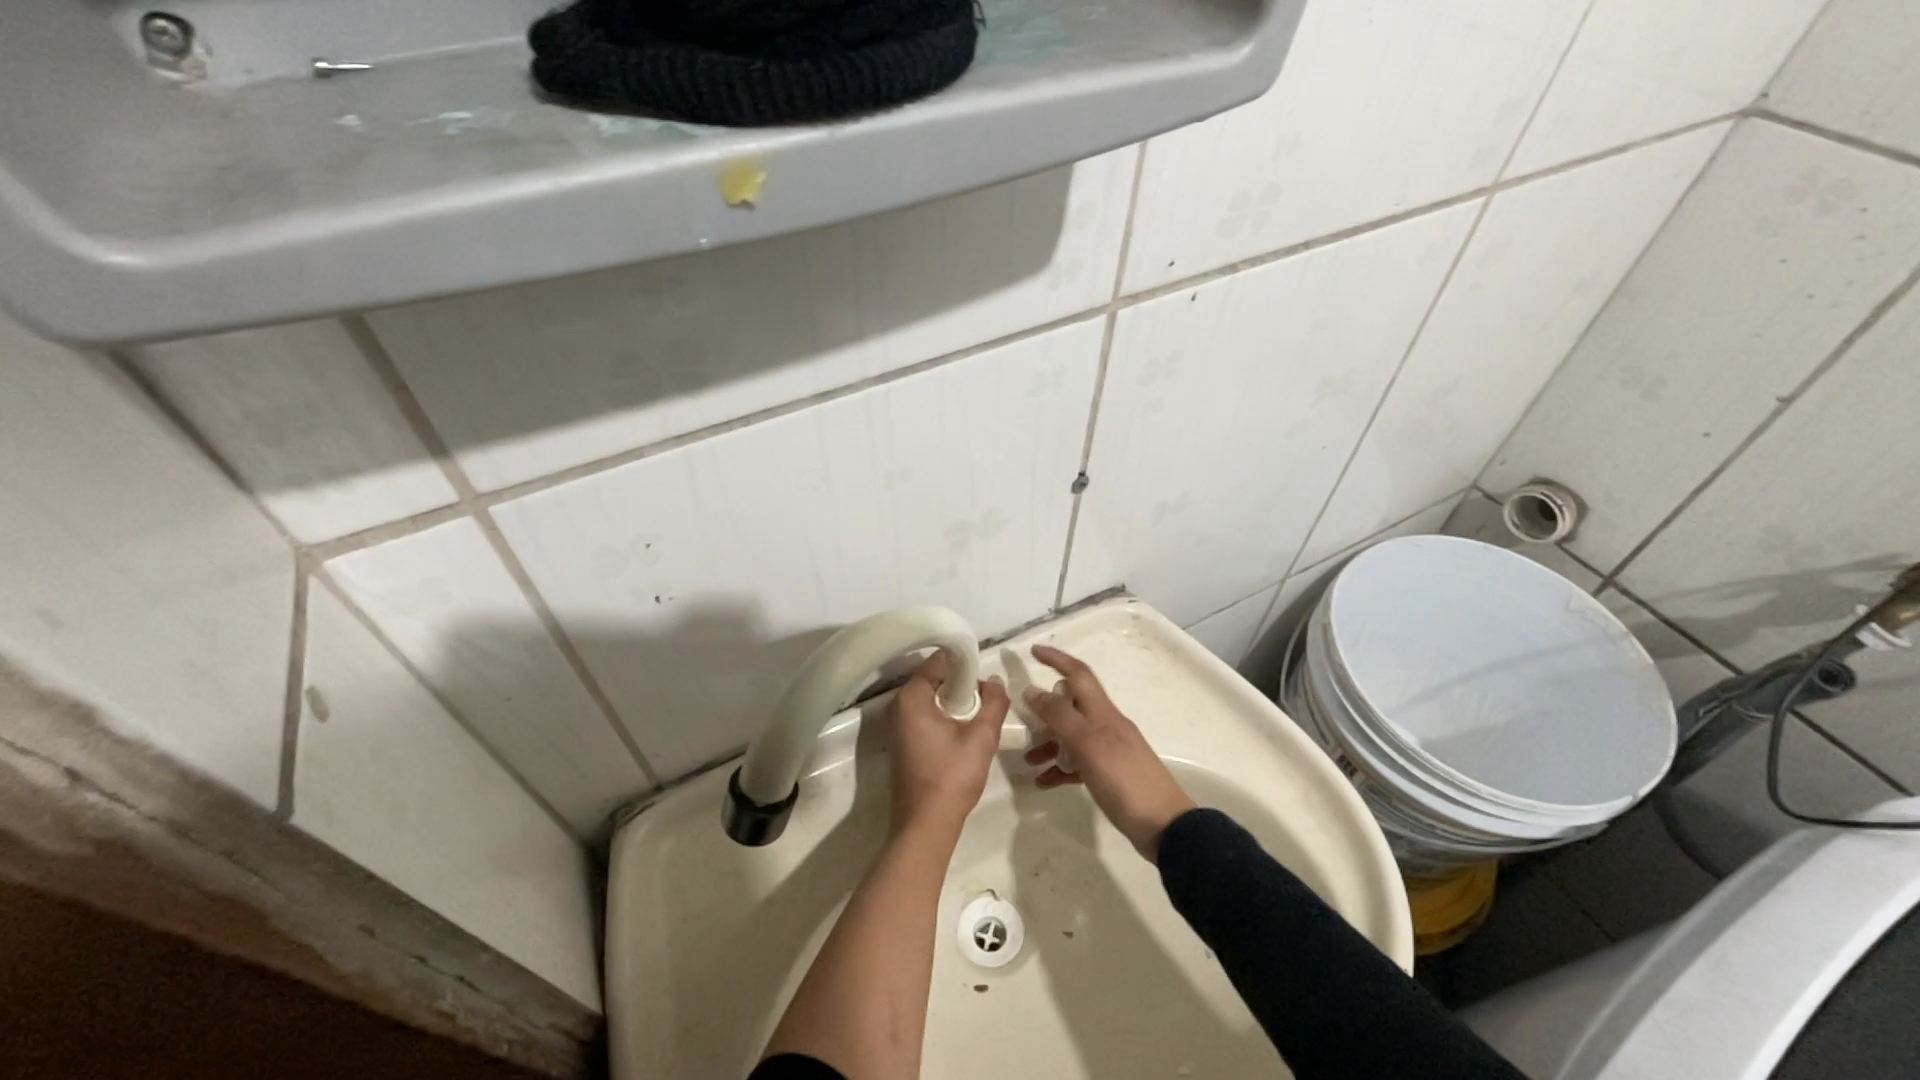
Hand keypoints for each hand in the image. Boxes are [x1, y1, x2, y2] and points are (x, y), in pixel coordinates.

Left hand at [888, 653, 1009, 842]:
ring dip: (954, 701)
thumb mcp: (982, 737)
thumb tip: (995, 682)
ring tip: (979, 713)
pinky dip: (943, 716)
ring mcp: (896, 726)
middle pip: (933, 678)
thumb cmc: (952, 777)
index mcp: (911, 698)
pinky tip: (963, 730)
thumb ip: (993, 703)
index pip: (938, 661)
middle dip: (961, 683)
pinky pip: (924, 716)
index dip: (964, 662)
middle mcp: (897, 706)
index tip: (986, 673)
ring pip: (930, 699)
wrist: (926, 824)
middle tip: (986, 695)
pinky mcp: (902, 743)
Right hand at [1023, 644, 1196, 861]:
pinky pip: (1077, 764)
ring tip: (1028, 760)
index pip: (1078, 674)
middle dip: (1044, 710)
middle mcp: (1106, 725)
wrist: (1163, 824)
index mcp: (1102, 712)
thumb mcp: (1087, 743)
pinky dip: (1060, 768)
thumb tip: (1032, 691)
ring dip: (1048, 743)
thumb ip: (1059, 716)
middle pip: (1070, 706)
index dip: (1056, 659)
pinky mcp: (1109, 775)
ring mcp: (1109, 750)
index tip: (1032, 651)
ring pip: (1071, 736)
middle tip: (1021, 721)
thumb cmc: (1124, 779)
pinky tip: (1044, 782)